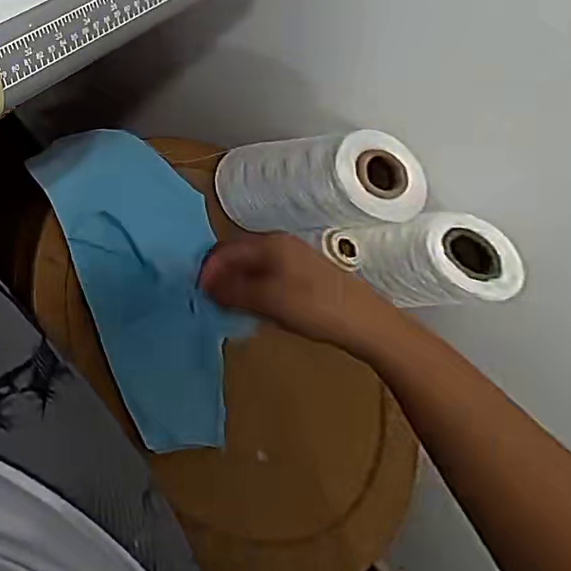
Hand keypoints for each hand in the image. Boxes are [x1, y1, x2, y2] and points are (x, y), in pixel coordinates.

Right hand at [199, 231, 413, 360]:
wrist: (372, 327)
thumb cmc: (317, 308)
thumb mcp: (267, 300)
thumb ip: (232, 291)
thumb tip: (206, 287)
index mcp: (269, 243)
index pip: (225, 250)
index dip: (208, 269)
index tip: (199, 291)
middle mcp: (280, 245)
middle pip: (239, 257)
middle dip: (223, 278)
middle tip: (213, 301)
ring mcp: (296, 261)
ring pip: (254, 270)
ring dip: (239, 287)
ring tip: (232, 308)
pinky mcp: (307, 278)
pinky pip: (269, 279)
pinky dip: (256, 292)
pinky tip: (259, 310)